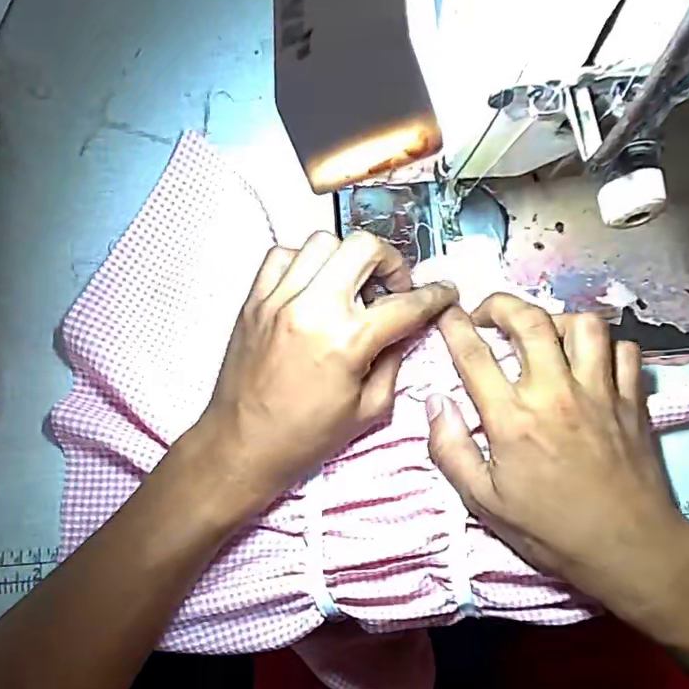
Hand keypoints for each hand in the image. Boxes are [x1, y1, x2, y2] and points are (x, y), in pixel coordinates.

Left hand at [190, 231, 456, 505]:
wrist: (243, 446)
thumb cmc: (307, 436)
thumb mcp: (371, 409)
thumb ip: (394, 360)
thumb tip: (406, 329)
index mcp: (349, 340)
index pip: (407, 303)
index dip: (436, 295)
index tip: (445, 292)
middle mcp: (314, 308)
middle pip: (364, 247)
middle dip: (391, 262)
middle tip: (393, 288)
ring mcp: (279, 298)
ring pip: (324, 242)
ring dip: (348, 259)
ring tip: (351, 288)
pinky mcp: (254, 299)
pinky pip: (283, 255)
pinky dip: (306, 263)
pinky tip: (314, 288)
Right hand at [427, 294, 688, 621]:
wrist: (628, 548)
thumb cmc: (551, 531)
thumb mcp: (485, 503)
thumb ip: (451, 450)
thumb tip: (435, 403)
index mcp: (512, 418)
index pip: (475, 355)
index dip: (454, 326)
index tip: (447, 313)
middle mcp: (556, 392)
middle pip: (529, 320)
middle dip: (501, 305)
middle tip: (489, 315)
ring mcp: (600, 391)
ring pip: (583, 324)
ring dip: (557, 320)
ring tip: (545, 335)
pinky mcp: (633, 399)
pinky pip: (624, 350)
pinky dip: (606, 346)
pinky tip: (592, 362)